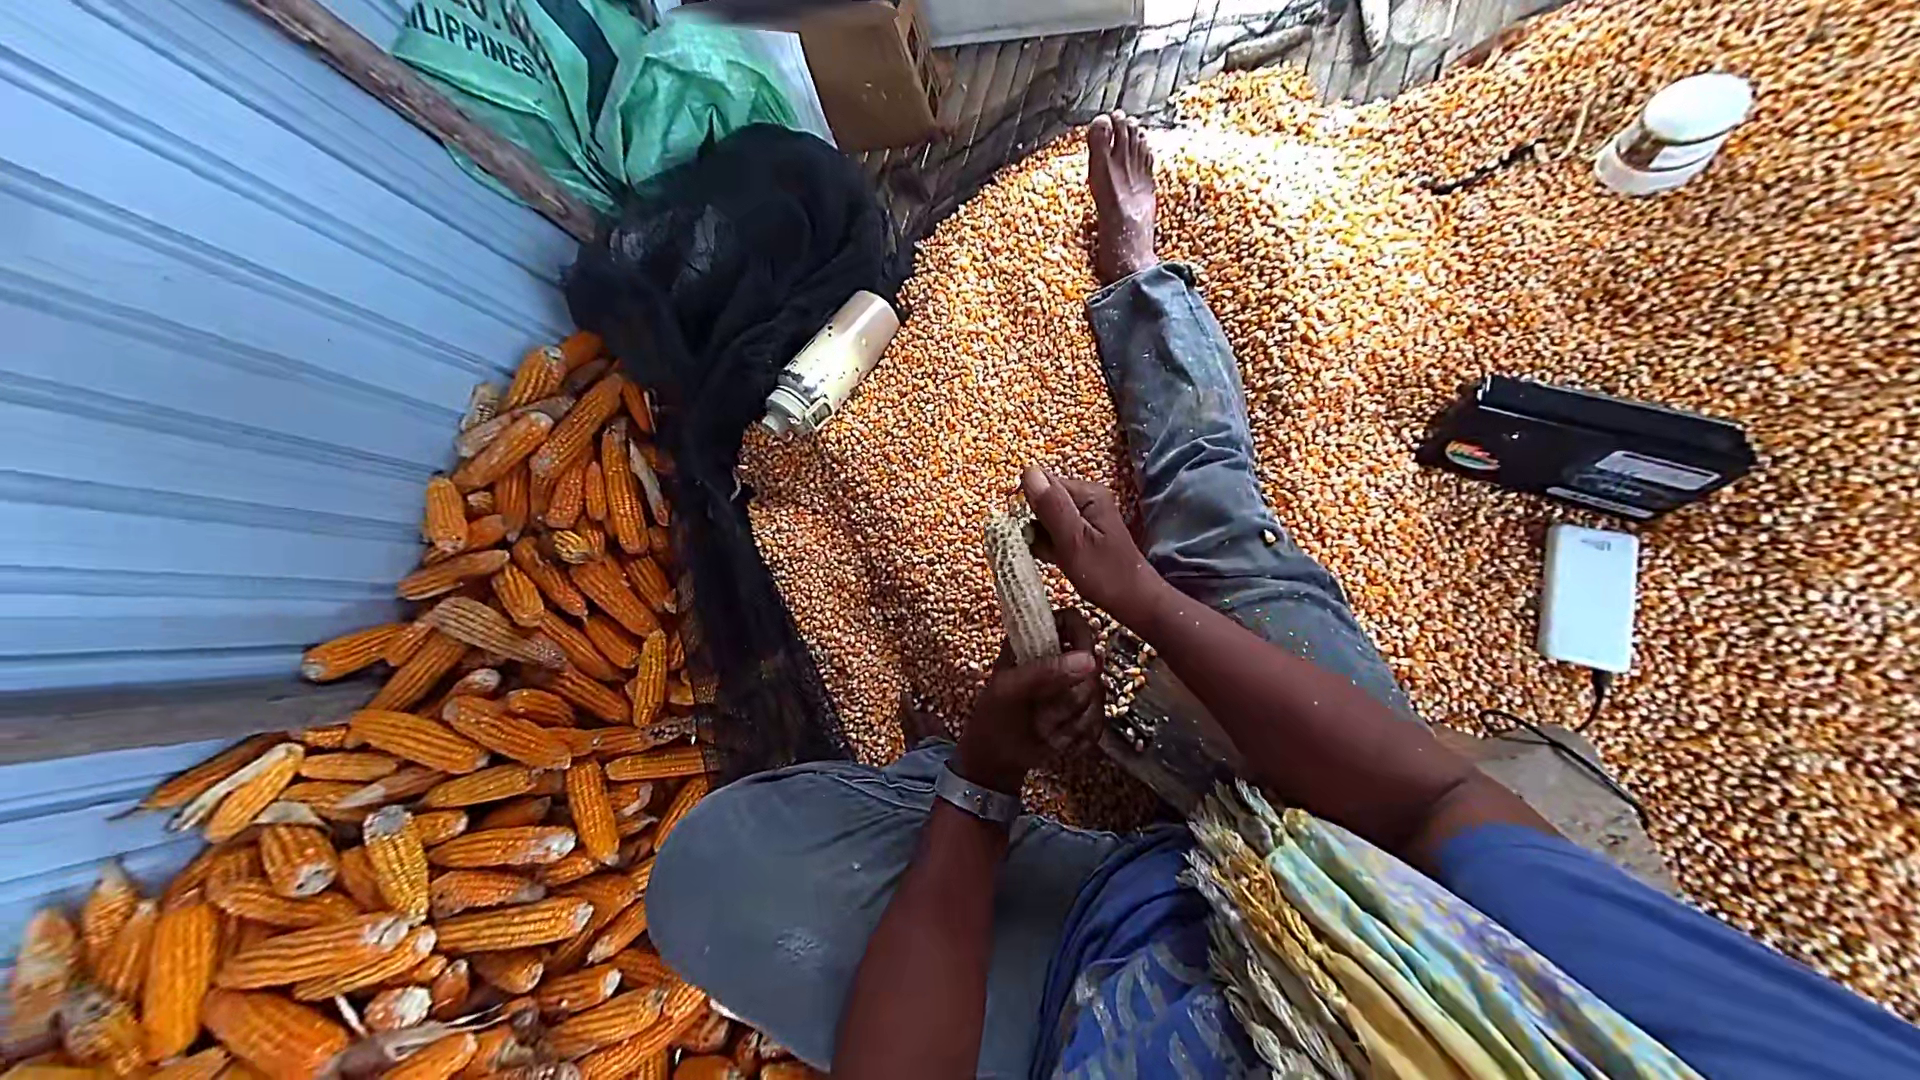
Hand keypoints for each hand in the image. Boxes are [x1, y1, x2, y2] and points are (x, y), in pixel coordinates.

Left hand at [954, 610, 1103, 793]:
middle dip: (1071, 696)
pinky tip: (1062, 740)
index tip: (1083, 663)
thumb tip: (1089, 659)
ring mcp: (1073, 684)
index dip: (1082, 637)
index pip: (1071, 620)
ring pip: (1098, 691)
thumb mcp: (1009, 691)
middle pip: (1091, 661)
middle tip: (1044, 712)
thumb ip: (1044, 672)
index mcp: (1034, 641)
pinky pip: (1101, 715)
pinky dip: (1082, 732)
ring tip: (1046, 729)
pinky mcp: (1085, 710)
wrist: (996, 762)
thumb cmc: (993, 719)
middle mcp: (1057, 657)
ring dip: (1074, 718)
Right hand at [1020, 467, 1166, 626]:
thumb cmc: (1105, 575)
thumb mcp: (1073, 541)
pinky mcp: (1081, 532)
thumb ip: (1052, 507)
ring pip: (1045, 518)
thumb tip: (1028, 472)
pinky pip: (1053, 532)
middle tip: (1044, 549)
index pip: (1042, 483)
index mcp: (1087, 494)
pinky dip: (1048, 545)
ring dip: (1039, 537)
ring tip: (1052, 556)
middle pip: (1042, 500)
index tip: (1028, 533)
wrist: (1133, 601)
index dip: (1028, 506)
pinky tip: (1055, 560)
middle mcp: (1086, 498)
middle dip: (1033, 524)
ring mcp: (1084, 516)